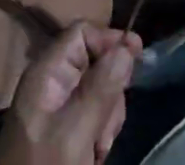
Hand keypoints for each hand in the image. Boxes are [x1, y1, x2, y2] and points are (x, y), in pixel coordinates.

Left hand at [0, 22, 142, 164]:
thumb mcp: (75, 131)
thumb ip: (101, 88)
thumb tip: (126, 46)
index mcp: (47, 72)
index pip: (82, 33)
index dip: (109, 40)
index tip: (137, 55)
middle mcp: (52, 82)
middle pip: (95, 62)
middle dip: (110, 89)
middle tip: (107, 123)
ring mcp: (57, 107)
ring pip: (98, 91)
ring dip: (107, 116)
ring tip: (97, 146)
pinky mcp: (63, 130)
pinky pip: (93, 116)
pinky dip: (100, 132)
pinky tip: (94, 153)